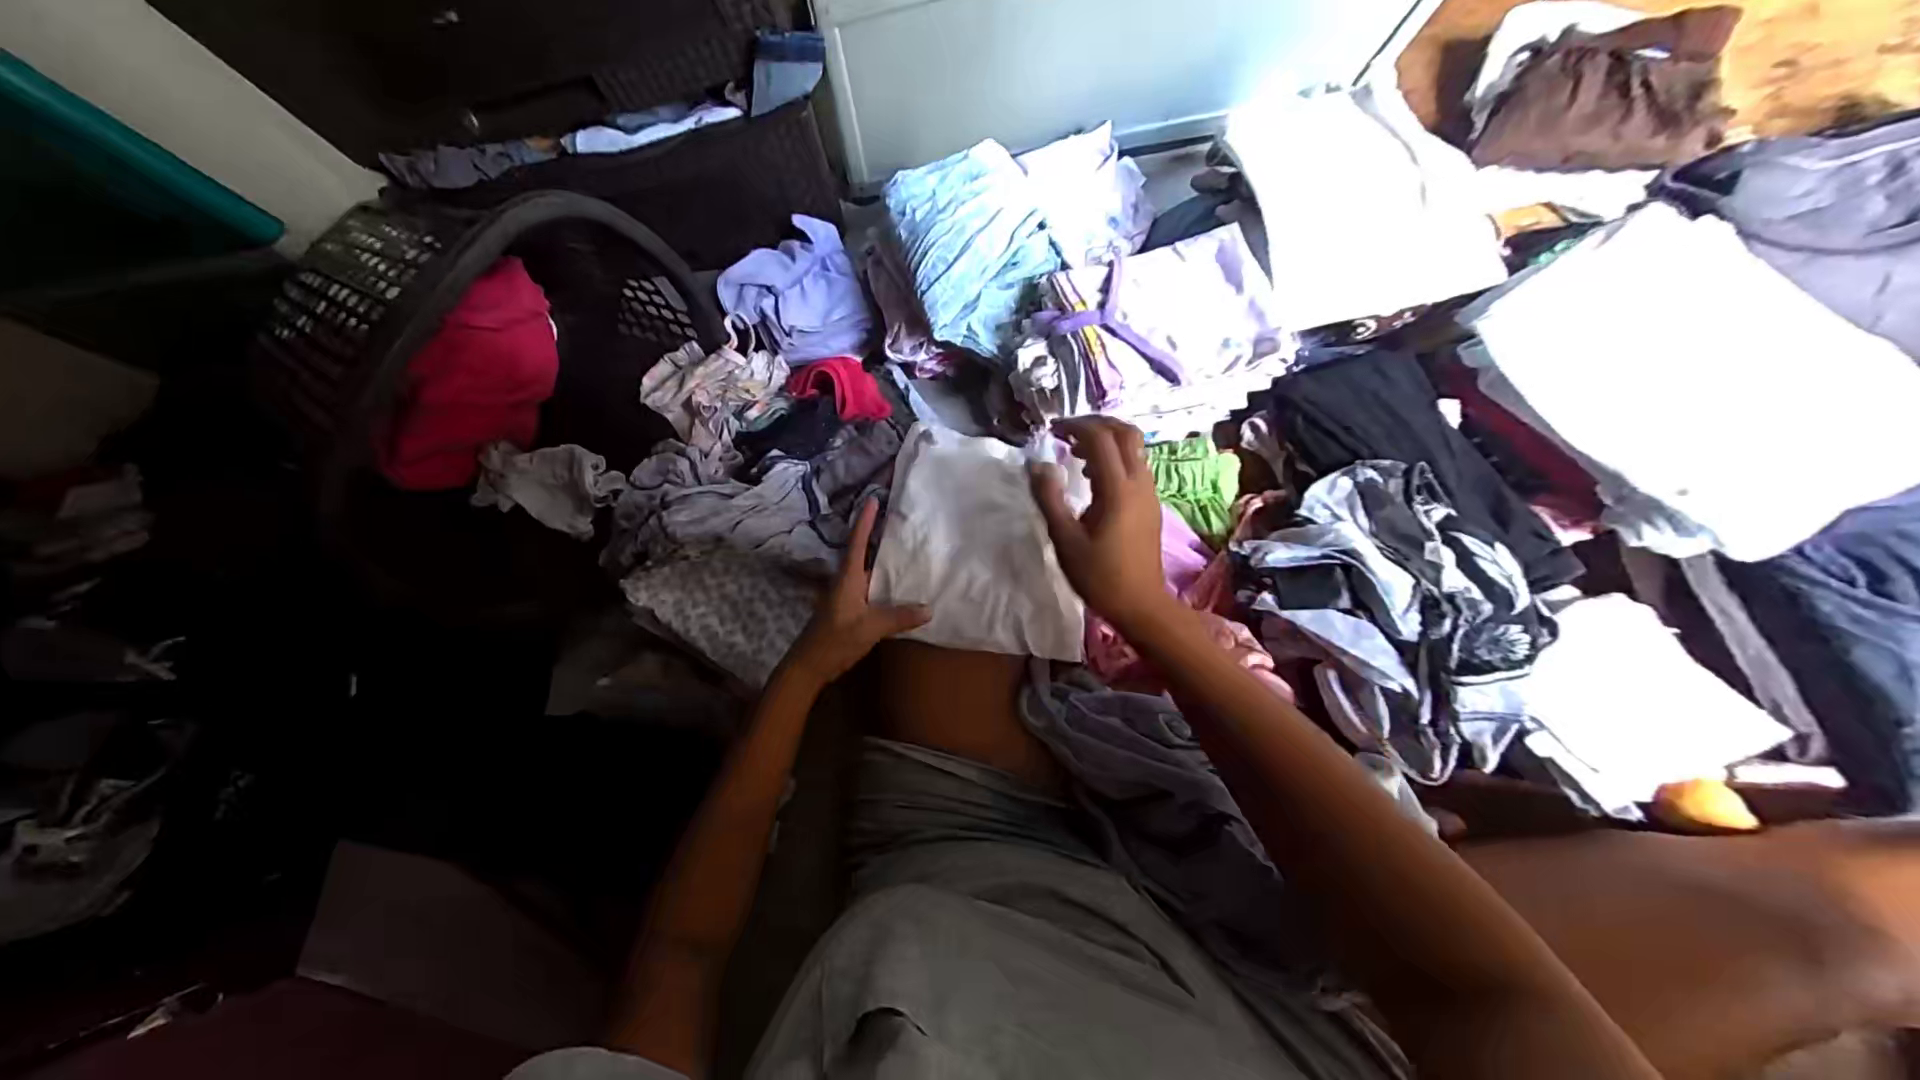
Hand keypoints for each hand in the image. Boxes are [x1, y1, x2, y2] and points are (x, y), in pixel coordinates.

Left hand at [782, 497, 930, 684]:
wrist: (809, 666)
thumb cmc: (835, 640)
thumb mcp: (870, 627)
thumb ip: (899, 617)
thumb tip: (929, 608)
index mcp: (848, 577)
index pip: (857, 542)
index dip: (865, 521)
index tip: (873, 499)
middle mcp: (846, 581)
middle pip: (863, 553)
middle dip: (877, 536)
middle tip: (897, 521)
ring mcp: (847, 596)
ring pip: (868, 572)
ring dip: (882, 561)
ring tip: (905, 550)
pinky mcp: (849, 610)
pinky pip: (870, 589)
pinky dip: (884, 583)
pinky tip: (899, 588)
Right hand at [1029, 416, 1171, 627]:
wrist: (1140, 604)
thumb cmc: (1099, 576)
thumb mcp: (1065, 539)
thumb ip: (1049, 498)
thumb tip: (1037, 465)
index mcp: (1118, 489)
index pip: (1101, 438)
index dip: (1076, 426)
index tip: (1052, 431)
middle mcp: (1139, 483)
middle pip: (1125, 432)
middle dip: (1096, 424)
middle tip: (1067, 432)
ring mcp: (1149, 492)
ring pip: (1134, 447)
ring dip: (1106, 440)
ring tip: (1076, 454)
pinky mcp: (1150, 503)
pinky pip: (1135, 465)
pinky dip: (1115, 457)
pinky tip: (1093, 478)